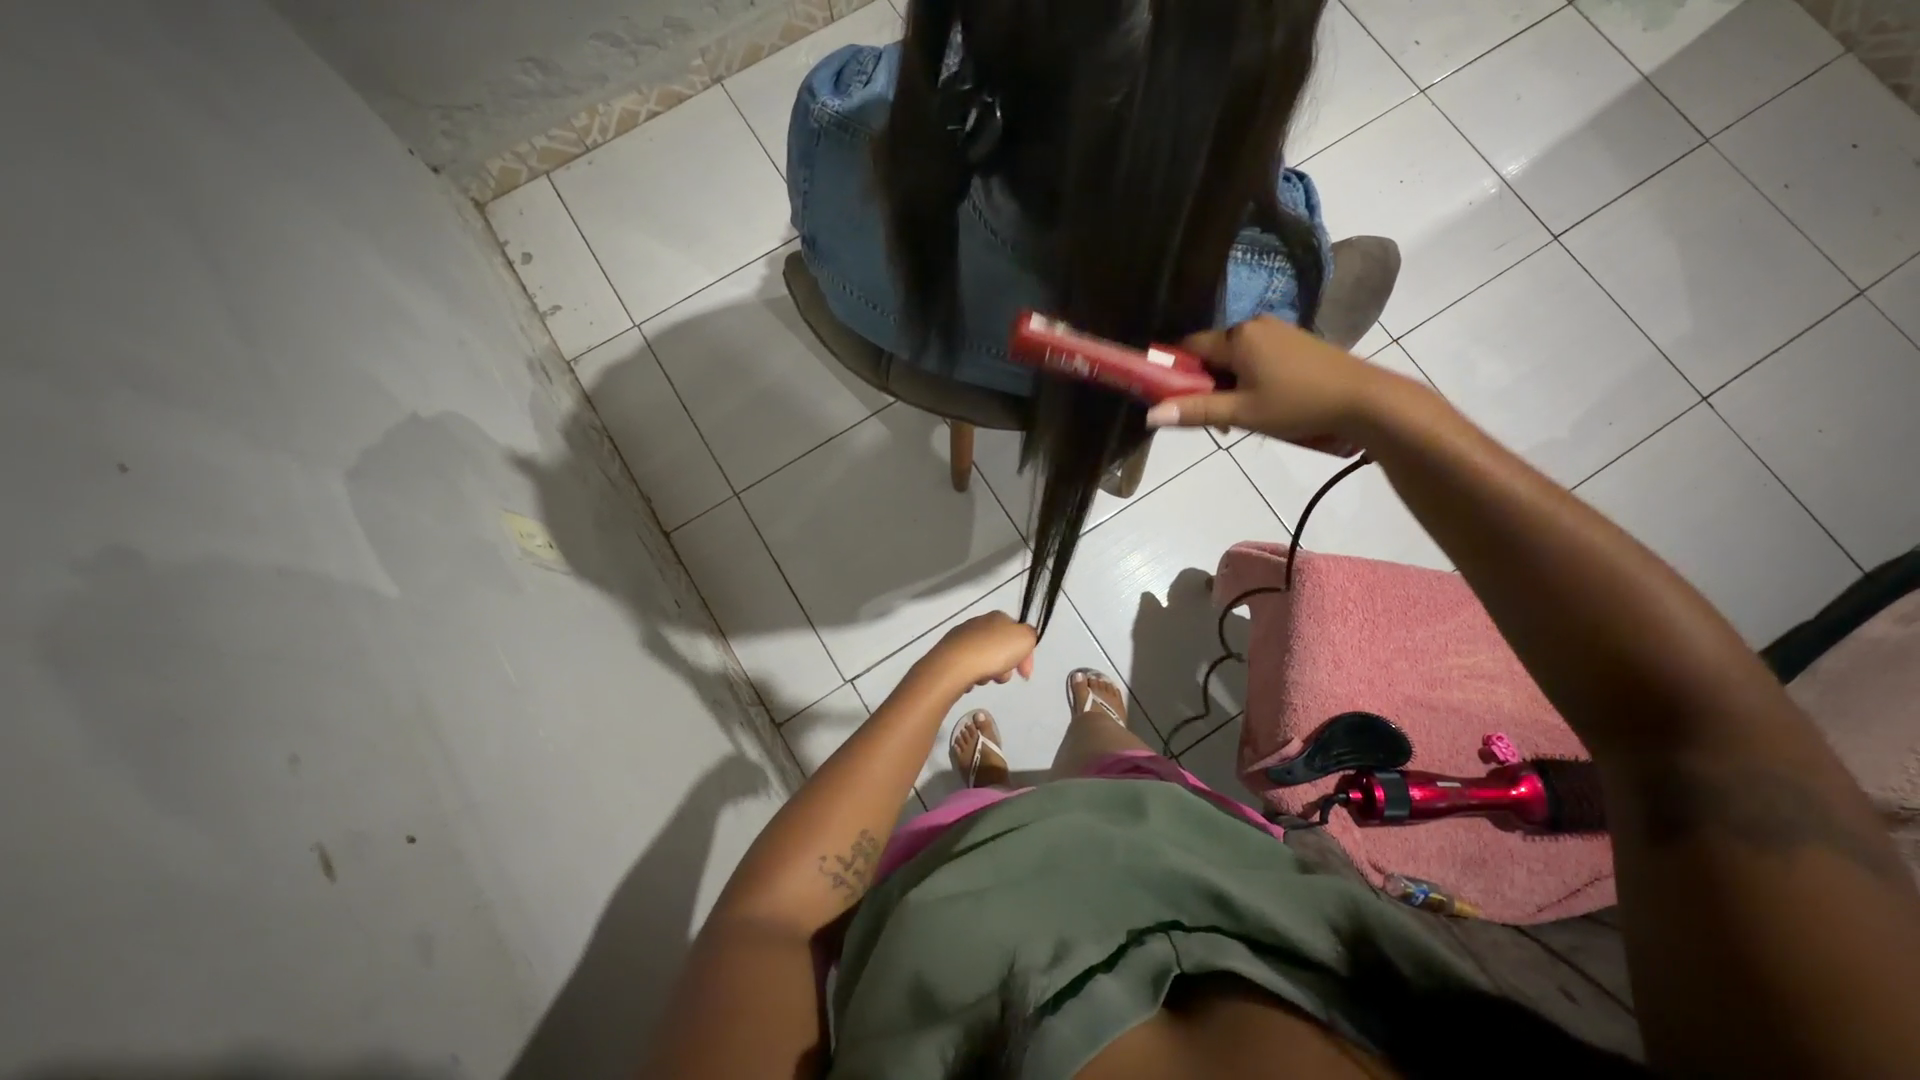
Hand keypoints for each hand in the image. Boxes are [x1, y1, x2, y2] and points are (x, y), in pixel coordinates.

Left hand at [916, 612, 1036, 693]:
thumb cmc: (994, 651)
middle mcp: (979, 622)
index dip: (1026, 656)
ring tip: (984, 678)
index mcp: (998, 617)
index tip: (1024, 675)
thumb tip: (1022, 643)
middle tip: (1001, 676)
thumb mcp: (1025, 639)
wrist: (955, 664)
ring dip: (989, 672)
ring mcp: (962, 636)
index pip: (1018, 634)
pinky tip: (970, 680)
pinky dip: (972, 675)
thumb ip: (1030, 636)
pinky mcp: (948, 651)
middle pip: (1001, 649)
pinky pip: (968, 666)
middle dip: (1005, 666)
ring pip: (985, 659)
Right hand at [1144, 315, 1402, 453]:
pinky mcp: (1296, 342)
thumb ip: (1196, 411)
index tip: (1172, 398)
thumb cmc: (1299, 404)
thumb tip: (1151, 415)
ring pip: (1235, 358)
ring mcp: (1278, 330)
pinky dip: (1251, 379)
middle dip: (1206, 385)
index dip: (1174, 372)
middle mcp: (1254, 324)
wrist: (1364, 400)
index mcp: (1237, 336)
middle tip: (1217, 418)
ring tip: (1245, 415)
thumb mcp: (1244, 413)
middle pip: (1212, 354)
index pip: (1188, 347)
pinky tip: (1266, 404)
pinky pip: (1257, 358)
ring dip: (1230, 385)